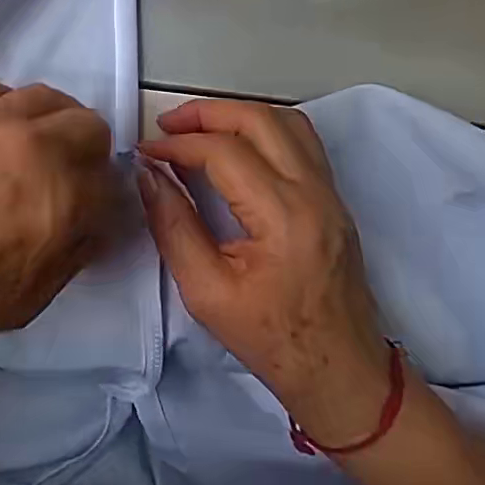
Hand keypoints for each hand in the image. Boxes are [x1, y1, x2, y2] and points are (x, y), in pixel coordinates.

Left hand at [0, 81, 118, 382]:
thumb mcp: (21, 302)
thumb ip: (69, 254)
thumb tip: (89, 222)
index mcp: (59, 199)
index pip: (111, 184)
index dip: (99, 204)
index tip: (81, 215)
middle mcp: (30, 145)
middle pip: (88, 126)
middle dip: (83, 155)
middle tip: (58, 181)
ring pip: (46, 98)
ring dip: (47, 125)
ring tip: (22, 155)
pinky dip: (5, 112)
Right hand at [136, 99, 390, 445]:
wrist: (340, 371)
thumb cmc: (267, 337)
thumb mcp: (203, 288)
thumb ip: (172, 224)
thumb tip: (148, 175)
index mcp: (283, 218)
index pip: (224, 152)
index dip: (176, 145)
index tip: (143, 154)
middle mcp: (315, 194)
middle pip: (261, 120)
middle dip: (206, 113)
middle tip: (165, 125)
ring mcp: (331, 194)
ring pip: (287, 123)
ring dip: (236, 115)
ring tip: (194, 129)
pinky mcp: (333, 201)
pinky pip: (300, 142)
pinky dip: (259, 131)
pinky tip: (230, 148)